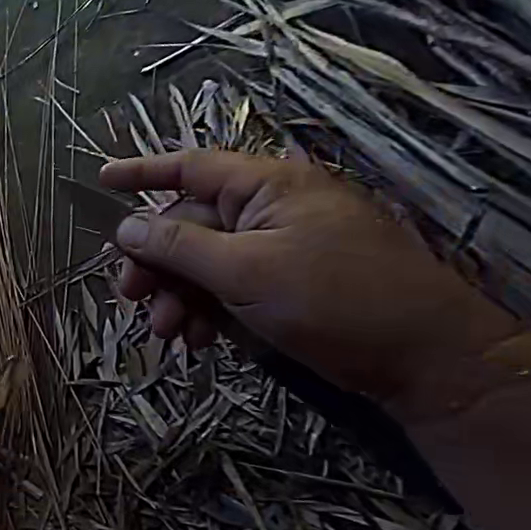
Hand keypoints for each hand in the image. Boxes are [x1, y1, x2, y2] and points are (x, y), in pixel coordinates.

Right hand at [102, 149, 520, 405]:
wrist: (428, 361)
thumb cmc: (335, 300)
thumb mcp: (244, 271)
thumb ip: (178, 246)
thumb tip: (125, 226)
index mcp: (266, 186)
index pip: (190, 167)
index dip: (142, 172)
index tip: (101, 180)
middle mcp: (270, 208)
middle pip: (189, 224)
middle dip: (156, 264)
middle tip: (130, 299)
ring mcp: (281, 247)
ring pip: (205, 262)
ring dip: (178, 297)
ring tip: (170, 334)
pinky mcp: (289, 283)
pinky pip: (231, 286)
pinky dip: (208, 311)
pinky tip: (200, 341)